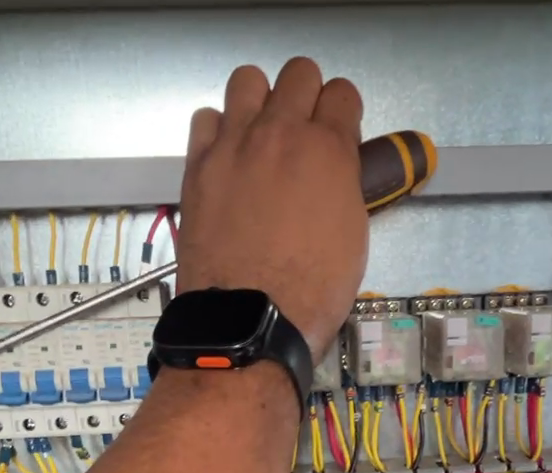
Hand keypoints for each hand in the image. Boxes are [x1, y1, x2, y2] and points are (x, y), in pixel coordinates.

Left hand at [176, 58, 366, 356]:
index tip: (340, 137)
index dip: (345, 114)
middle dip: (307, 97)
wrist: (249, 320)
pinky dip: (220, 130)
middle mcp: (280, 133)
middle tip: (304, 135)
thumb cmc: (312, 291)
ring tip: (261, 137)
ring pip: (247, 80)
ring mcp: (234, 144)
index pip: (343, 94)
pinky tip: (228, 159)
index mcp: (328, 150)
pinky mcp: (198, 165)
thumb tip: (335, 171)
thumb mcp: (353, 238)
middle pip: (298, 73)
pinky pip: (206, 118)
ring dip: (260, 100)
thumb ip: (344, 186)